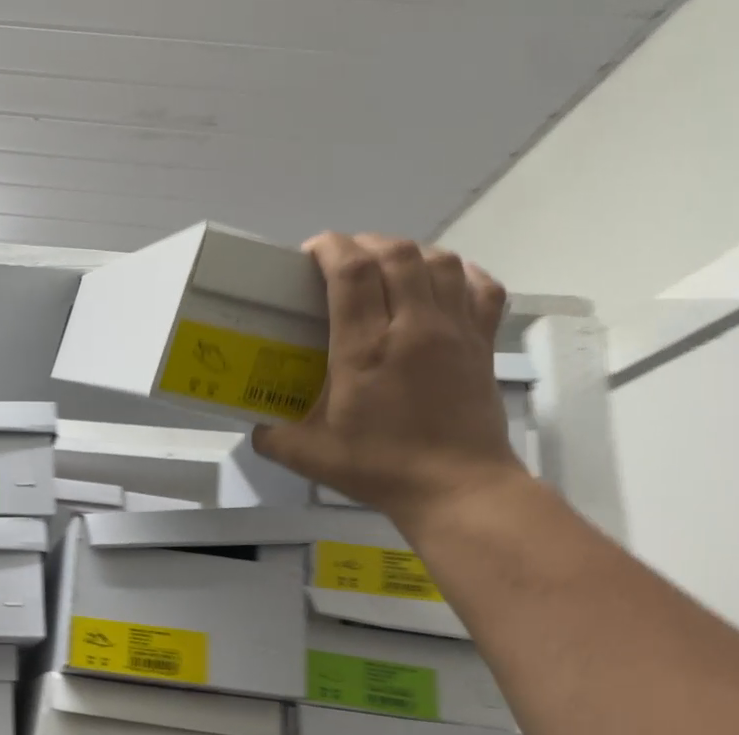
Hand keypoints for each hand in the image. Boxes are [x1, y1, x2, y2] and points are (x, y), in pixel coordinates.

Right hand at [251, 233, 527, 528]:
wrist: (456, 486)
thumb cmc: (378, 467)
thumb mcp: (307, 455)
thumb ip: (272, 434)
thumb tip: (256, 422)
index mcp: (364, 349)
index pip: (351, 271)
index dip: (330, 248)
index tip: (310, 253)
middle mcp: (412, 327)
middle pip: (395, 253)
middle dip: (364, 243)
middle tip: (342, 259)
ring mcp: (454, 330)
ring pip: (439, 261)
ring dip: (408, 252)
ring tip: (386, 266)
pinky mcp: (482, 342)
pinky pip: (479, 286)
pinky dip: (458, 272)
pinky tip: (440, 281)